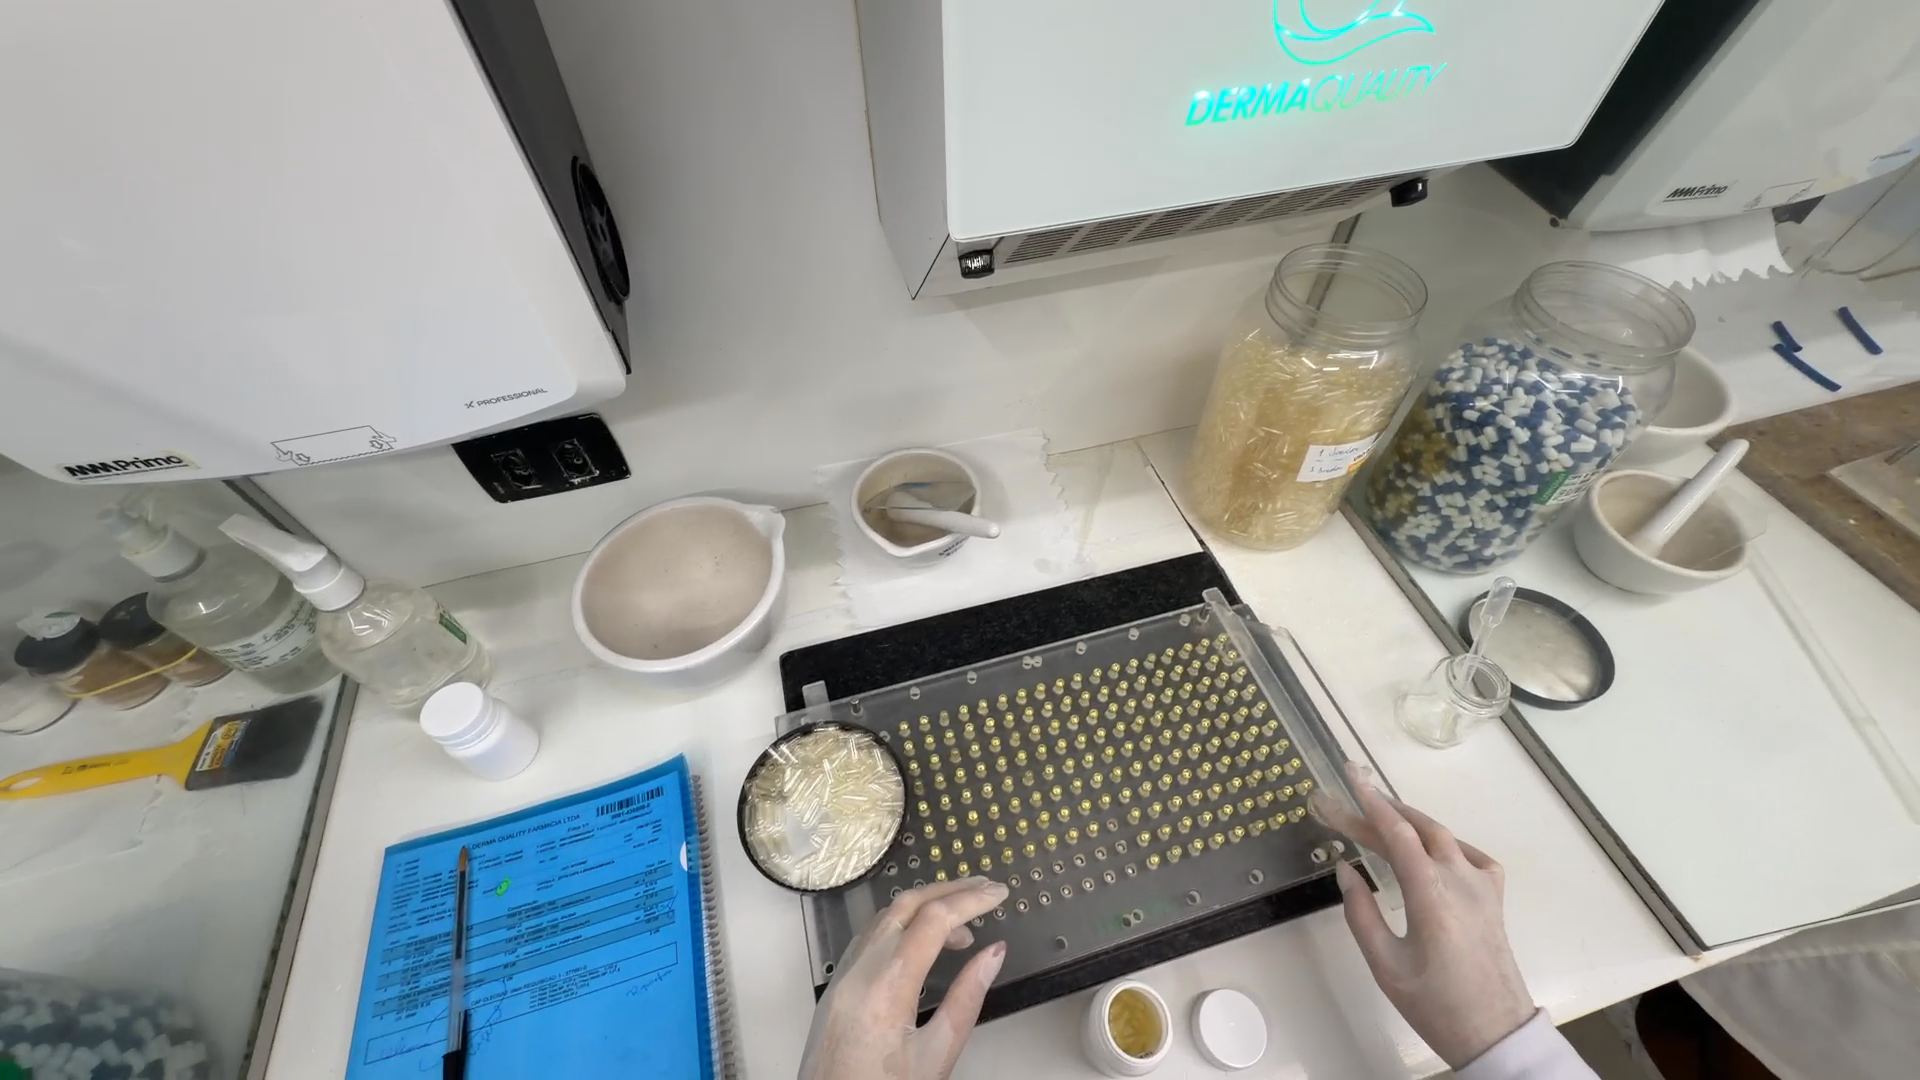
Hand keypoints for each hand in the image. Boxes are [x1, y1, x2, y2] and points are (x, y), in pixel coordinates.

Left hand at [798, 877, 1009, 1079]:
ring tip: (963, 927)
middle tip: (985, 889)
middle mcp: (861, 965)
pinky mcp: (836, 982)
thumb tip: (996, 951)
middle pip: (908, 903)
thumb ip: (967, 1000)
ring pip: (887, 915)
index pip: (934, 919)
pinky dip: (902, 923)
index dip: (970, 900)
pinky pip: (871, 934)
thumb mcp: (936, 1057)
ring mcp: (844, 971)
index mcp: (888, 983)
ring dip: (925, 906)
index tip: (1000, 892)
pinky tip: (922, 941)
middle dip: (949, 890)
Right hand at [1311, 763, 1535, 1068]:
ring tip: (1377, 816)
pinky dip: (1445, 841)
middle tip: (1343, 804)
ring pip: (1443, 836)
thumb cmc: (1435, 1005)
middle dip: (1377, 809)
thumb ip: (1360, 911)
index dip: (1369, 801)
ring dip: (1407, 820)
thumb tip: (1346, 868)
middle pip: (1415, 829)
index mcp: (1431, 896)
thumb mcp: (1384, 963)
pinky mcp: (1495, 902)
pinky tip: (1430, 847)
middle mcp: (1460, 883)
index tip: (1349, 774)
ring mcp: (1483, 891)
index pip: (1397, 833)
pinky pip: (1471, 856)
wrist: (1498, 1039)